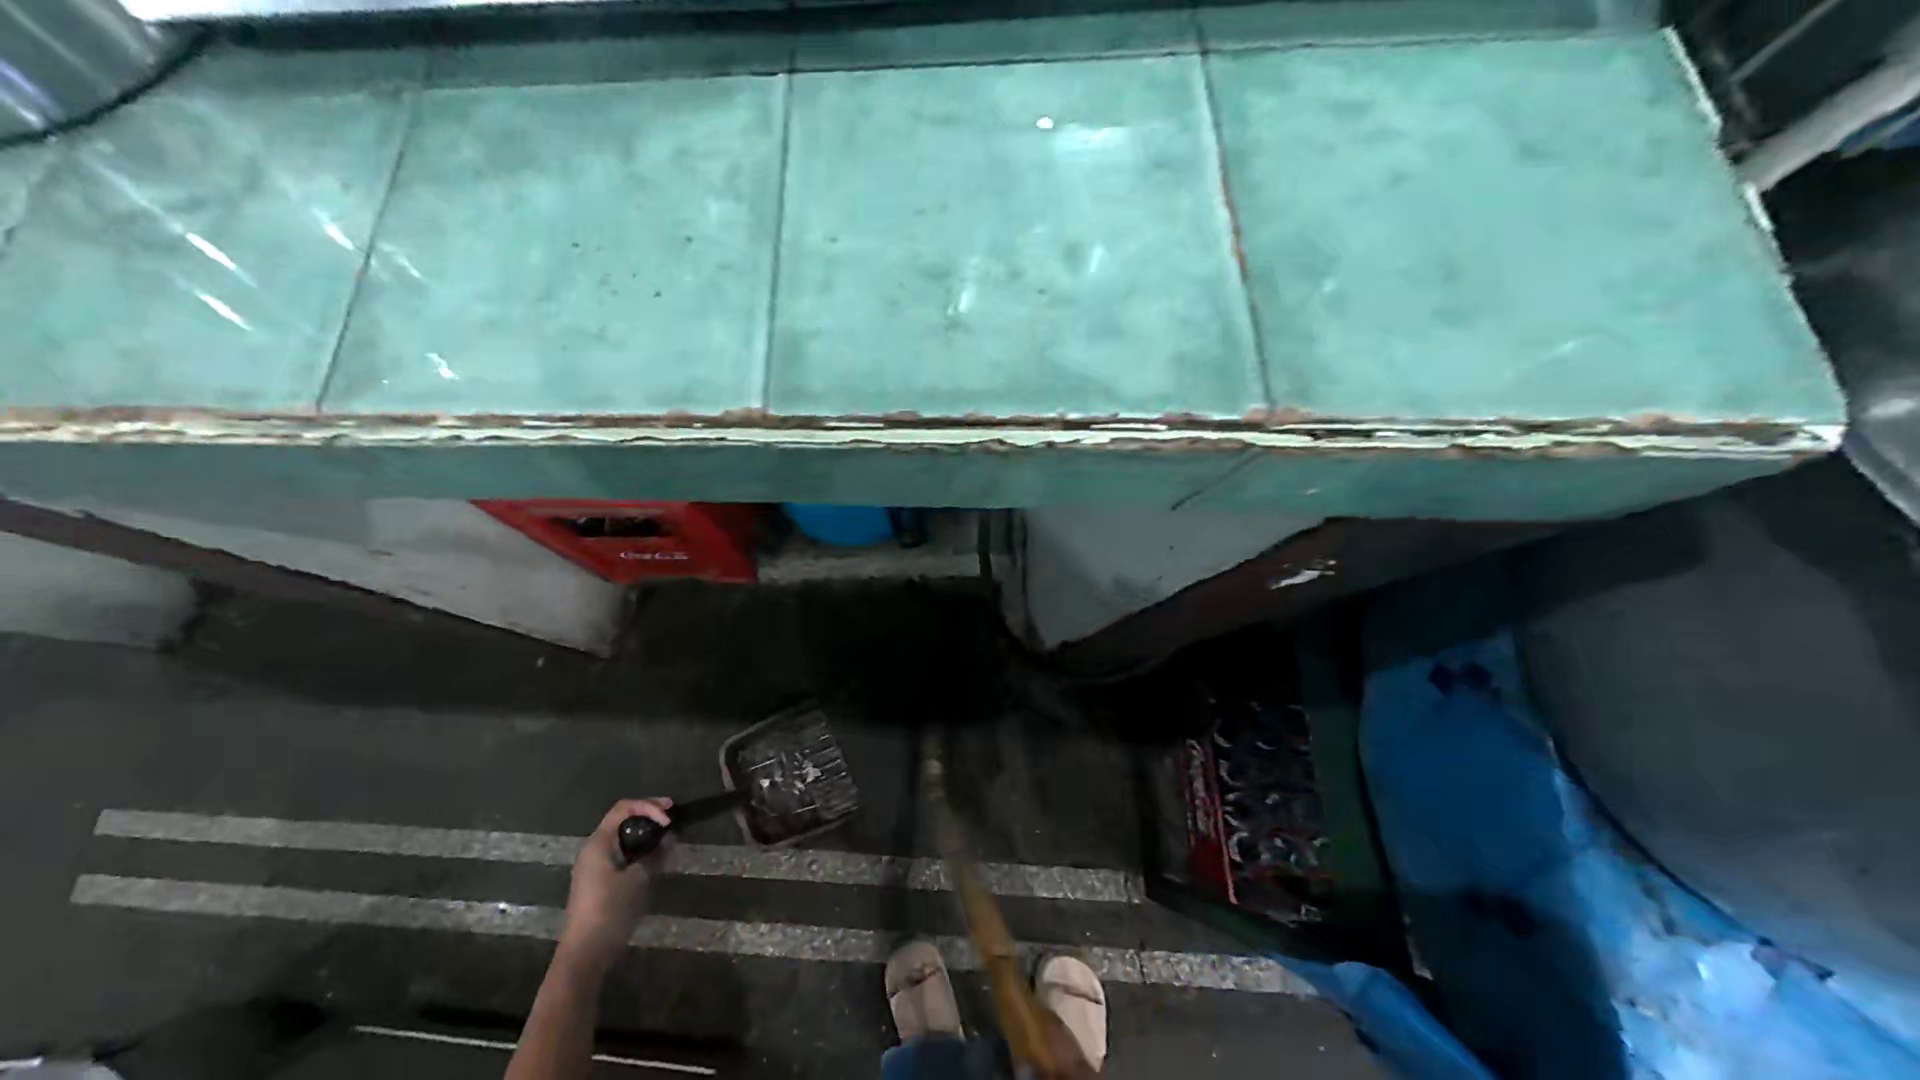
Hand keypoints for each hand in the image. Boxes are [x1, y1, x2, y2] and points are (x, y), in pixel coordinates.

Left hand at [557, 798, 672, 971]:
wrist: (585, 952)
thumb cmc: (610, 910)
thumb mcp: (639, 879)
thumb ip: (656, 854)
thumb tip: (668, 838)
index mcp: (599, 843)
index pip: (624, 808)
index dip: (649, 806)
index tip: (669, 819)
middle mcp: (593, 849)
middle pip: (622, 820)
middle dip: (648, 816)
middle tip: (672, 819)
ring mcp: (593, 866)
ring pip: (622, 838)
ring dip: (644, 834)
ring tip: (667, 839)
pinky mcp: (598, 881)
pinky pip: (620, 854)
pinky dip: (638, 850)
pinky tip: (654, 860)